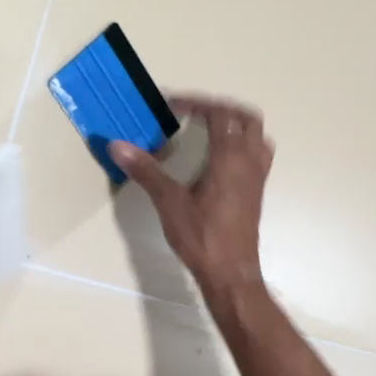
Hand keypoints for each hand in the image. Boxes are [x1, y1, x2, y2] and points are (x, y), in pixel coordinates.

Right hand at [111, 95, 272, 295]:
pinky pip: (258, 153)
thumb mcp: (169, 202)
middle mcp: (249, 161)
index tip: (172, 105)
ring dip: (235, 123)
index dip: (196, 103)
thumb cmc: (201, 237)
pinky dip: (242, 143)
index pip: (219, 114)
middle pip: (244, 117)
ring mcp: (257, 176)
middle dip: (219, 108)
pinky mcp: (257, 191)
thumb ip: (146, 170)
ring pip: (256, 134)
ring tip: (210, 128)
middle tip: (193, 112)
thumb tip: (117, 145)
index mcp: (229, 158)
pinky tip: (222, 158)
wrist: (230, 272)